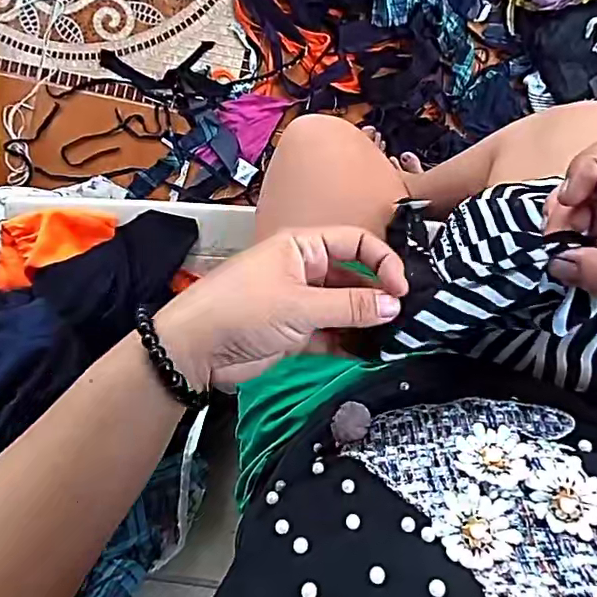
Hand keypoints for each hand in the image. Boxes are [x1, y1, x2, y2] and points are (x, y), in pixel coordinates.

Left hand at [150, 226, 408, 390]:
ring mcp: (303, 302)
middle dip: (378, 295)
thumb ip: (350, 307)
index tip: (401, 288)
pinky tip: (371, 353)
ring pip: (346, 307)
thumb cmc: (241, 310)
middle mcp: (306, 270)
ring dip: (367, 321)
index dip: (383, 261)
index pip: (356, 243)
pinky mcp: (298, 332)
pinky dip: (351, 343)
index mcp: (303, 247)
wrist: (194, 351)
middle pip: (355, 276)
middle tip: (403, 318)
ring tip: (393, 338)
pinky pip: (334, 333)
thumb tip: (394, 306)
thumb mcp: (299, 305)